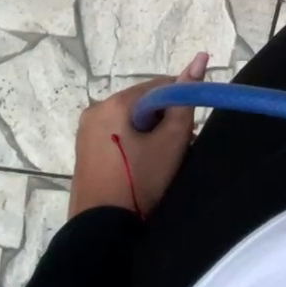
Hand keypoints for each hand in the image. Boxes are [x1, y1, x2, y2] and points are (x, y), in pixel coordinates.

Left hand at [69, 52, 208, 217]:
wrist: (102, 230)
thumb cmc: (141, 178)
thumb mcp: (173, 137)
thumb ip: (186, 96)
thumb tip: (201, 56)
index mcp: (114, 104)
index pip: (162, 86)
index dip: (180, 103)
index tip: (187, 127)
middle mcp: (94, 110)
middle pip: (146, 102)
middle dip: (165, 118)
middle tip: (178, 144)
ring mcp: (85, 131)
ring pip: (134, 118)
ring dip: (152, 130)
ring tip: (162, 156)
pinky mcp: (84, 149)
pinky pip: (120, 133)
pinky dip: (137, 141)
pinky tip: (145, 162)